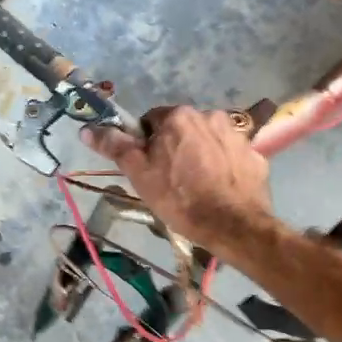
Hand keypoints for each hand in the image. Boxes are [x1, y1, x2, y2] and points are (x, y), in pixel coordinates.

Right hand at [79, 106, 273, 248]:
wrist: (234, 226)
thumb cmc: (179, 197)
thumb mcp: (138, 173)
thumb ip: (113, 146)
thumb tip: (86, 128)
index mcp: (178, 116)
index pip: (152, 121)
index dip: (146, 144)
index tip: (149, 167)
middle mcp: (209, 115)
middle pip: (181, 128)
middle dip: (174, 147)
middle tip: (170, 178)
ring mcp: (236, 135)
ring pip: (207, 140)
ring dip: (200, 153)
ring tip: (198, 185)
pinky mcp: (255, 155)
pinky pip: (231, 155)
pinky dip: (224, 166)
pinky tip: (220, 188)